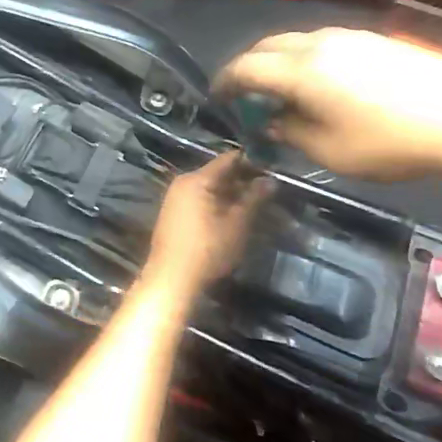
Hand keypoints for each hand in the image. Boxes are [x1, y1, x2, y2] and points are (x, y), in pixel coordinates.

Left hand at [146, 153, 270, 293]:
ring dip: (230, 194)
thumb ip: (254, 198)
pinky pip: (199, 199)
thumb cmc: (208, 250)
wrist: (171, 282)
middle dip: (242, 181)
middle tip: (266, 190)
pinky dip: (216, 204)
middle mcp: (183, 183)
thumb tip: (270, 180)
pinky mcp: (173, 214)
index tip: (270, 171)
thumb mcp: (237, 224)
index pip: (229, 159)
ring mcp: (175, 198)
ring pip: (209, 188)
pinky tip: (232, 216)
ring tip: (253, 204)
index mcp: (197, 179)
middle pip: (218, 173)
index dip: (251, 163)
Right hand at [215, 28, 441, 179]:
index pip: (247, 67)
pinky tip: (322, 85)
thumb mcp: (332, 153)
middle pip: (269, 46)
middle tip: (247, 96)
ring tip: (284, 93)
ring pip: (298, 41)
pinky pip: (325, 44)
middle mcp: (320, 43)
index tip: (218, 98)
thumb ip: (293, 134)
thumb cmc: (391, 143)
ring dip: (280, 62)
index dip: (226, 82)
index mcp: (302, 71)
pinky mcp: (375, 39)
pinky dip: (307, 60)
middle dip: (250, 67)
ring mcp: (351, 36)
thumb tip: (275, 121)